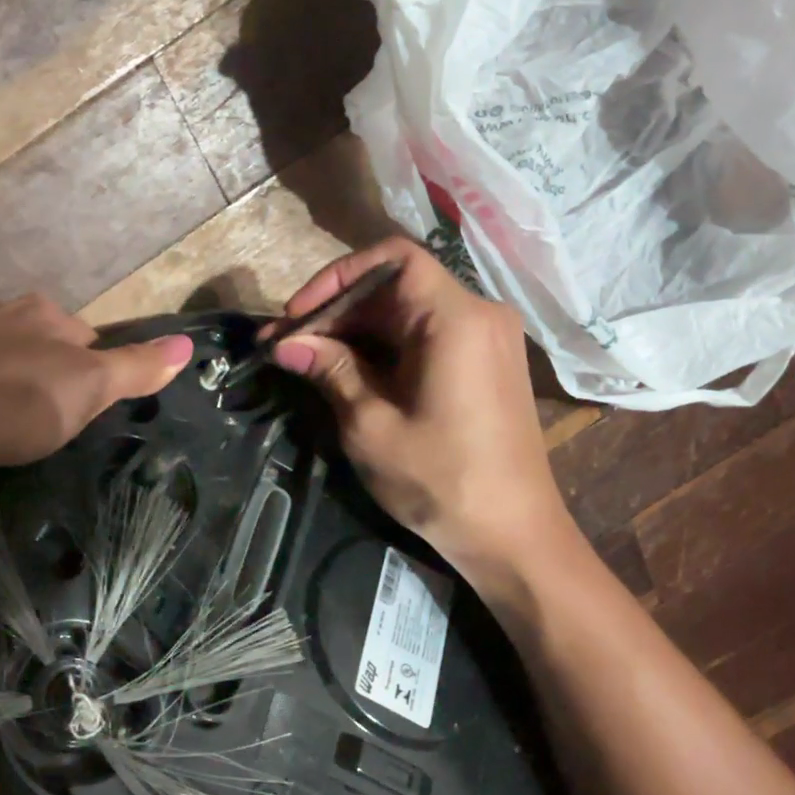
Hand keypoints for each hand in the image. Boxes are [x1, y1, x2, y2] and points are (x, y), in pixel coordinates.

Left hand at [0, 295, 193, 493]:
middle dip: (48, 380)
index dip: (94, 374)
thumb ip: (134, 368)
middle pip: (38, 347)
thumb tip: (187, 344)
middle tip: (52, 426)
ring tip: (11, 433)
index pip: (85, 337)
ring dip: (8, 392)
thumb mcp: (86, 388)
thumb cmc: (11, 402)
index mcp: (39, 313)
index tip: (90, 412)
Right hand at [269, 237, 574, 571]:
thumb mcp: (370, 424)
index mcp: (456, 319)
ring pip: (407, 314)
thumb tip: (286, 343)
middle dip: (336, 311)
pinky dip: (382, 350)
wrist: (510, 534)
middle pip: (396, 287)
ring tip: (303, 360)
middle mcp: (478, 315)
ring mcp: (486, 341)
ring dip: (354, 332)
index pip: (391, 260)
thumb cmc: (439, 479)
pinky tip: (344, 373)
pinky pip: (424, 339)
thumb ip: (330, 371)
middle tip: (284, 344)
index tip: (296, 315)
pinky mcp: (483, 366)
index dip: (334, 278)